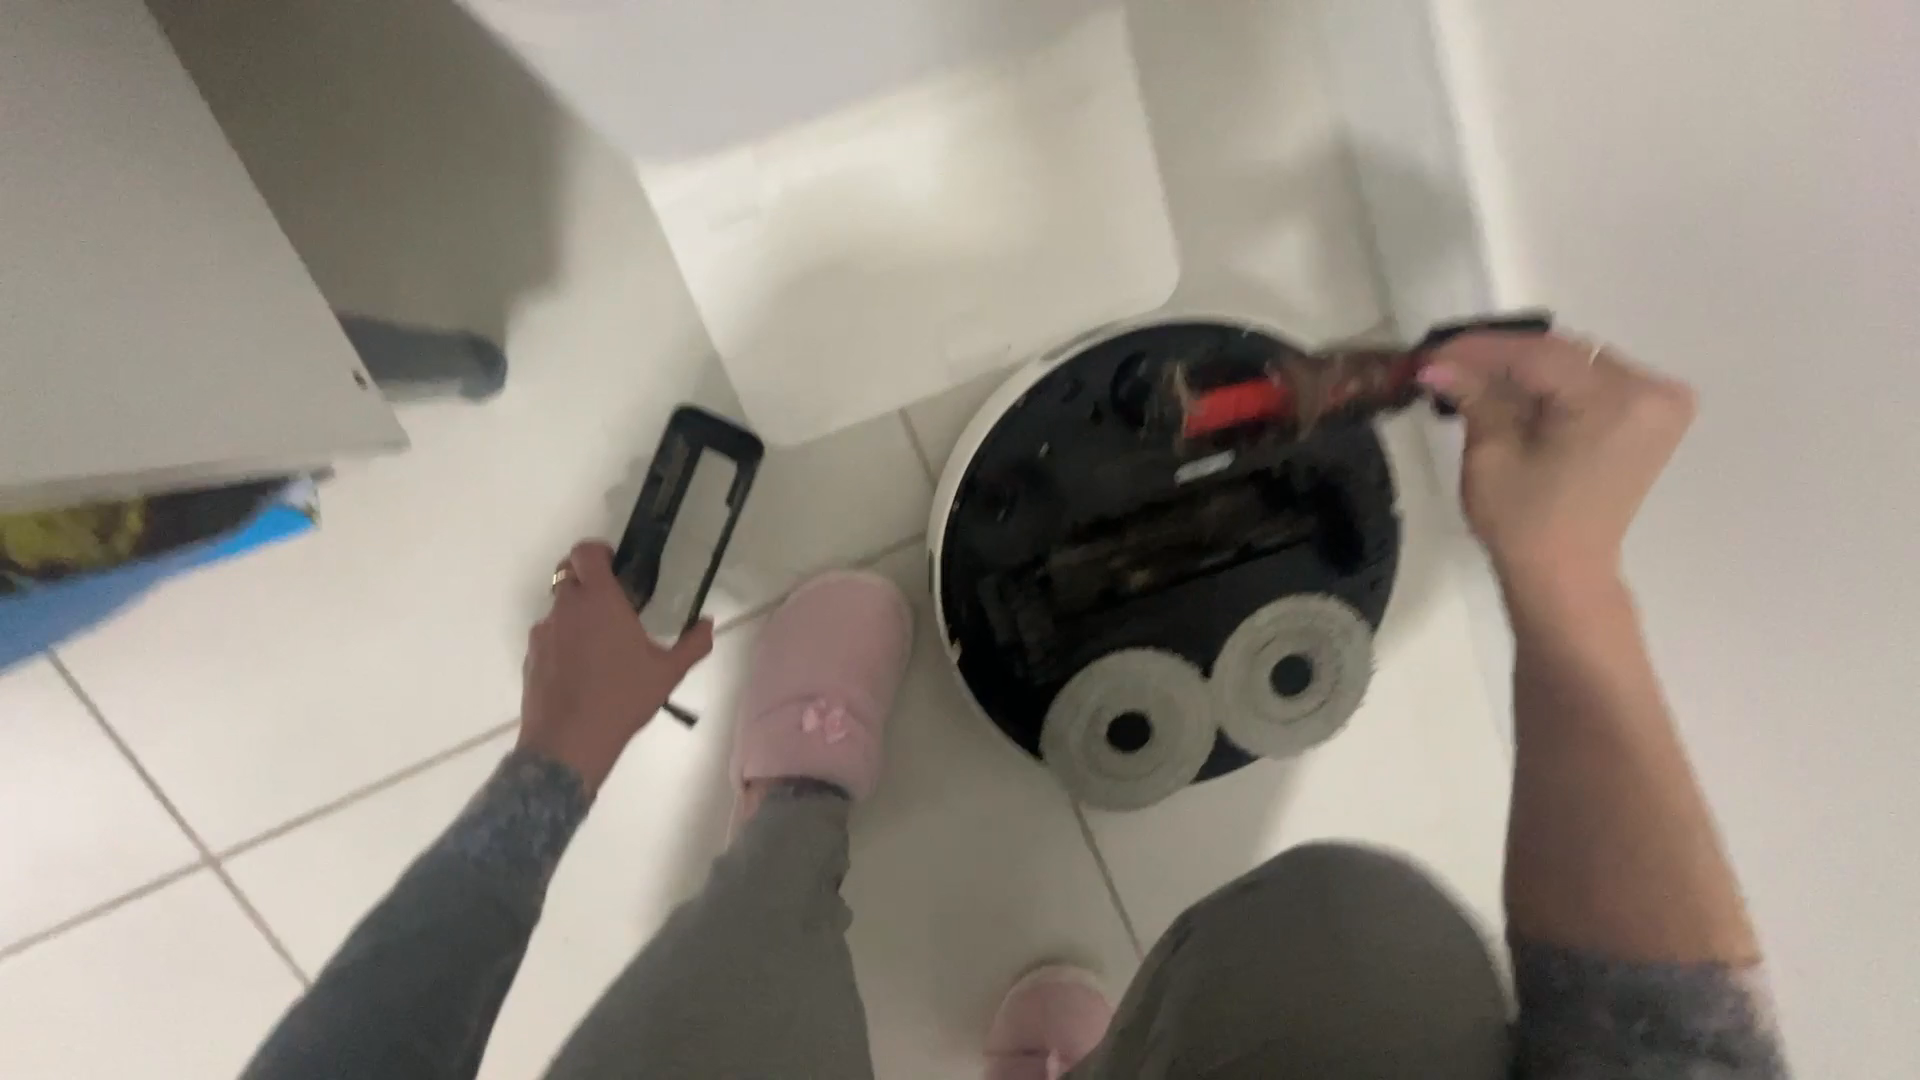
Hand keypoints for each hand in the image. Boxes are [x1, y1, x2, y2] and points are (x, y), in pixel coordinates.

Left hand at [518, 540, 713, 791]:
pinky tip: (584, 670)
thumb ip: (694, 643)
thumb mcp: (669, 671)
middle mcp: (566, 608)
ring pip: (559, 608)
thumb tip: (708, 624)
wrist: (570, 742)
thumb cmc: (624, 697)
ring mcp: (544, 633)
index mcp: (599, 600)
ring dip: (578, 613)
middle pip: (567, 574)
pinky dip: (565, 641)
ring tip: (602, 644)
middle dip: (588, 579)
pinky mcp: (532, 658)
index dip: (598, 550)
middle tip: (613, 601)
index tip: (615, 563)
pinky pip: (550, 637)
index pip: (585, 552)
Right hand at [1420, 333, 1696, 592]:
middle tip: (1445, 362)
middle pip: (1562, 353)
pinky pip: (1591, 380)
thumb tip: (1435, 363)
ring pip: (1575, 363)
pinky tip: (1509, 390)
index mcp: (1615, 402)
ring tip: (1470, 375)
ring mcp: (1658, 402)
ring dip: (1521, 367)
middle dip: (1499, 356)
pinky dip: (1548, 382)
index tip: (1431, 353)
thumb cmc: (1522, 520)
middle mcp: (1651, 391)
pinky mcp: (1650, 415)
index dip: (1479, 349)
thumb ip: (1474, 397)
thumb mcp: (1490, 455)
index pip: (1539, 355)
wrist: (1563, 568)